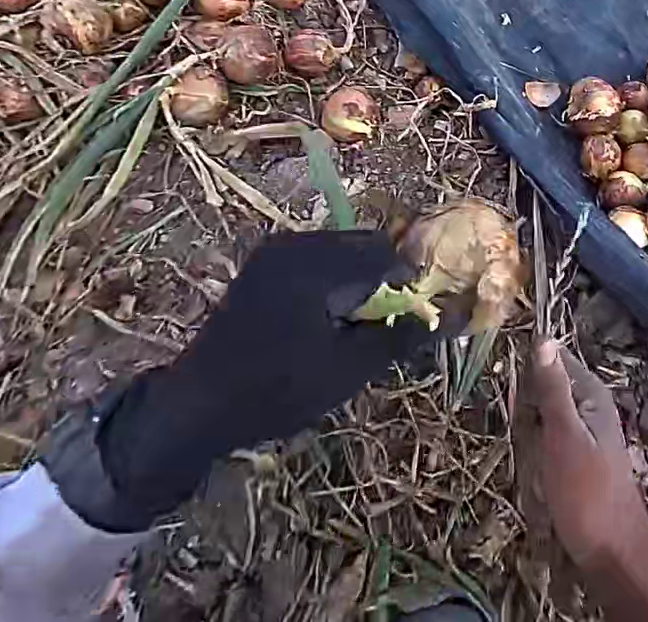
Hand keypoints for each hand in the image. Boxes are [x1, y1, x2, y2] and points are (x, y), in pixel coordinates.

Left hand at [48, 230, 446, 530]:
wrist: (196, 406)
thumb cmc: (276, 390)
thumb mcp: (348, 368)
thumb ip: (401, 334)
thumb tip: (451, 315)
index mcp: (315, 263)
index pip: (387, 254)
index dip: (410, 281)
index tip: (416, 312)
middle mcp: (296, 242)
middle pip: (366, 245)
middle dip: (386, 278)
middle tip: (387, 319)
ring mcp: (278, 248)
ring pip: (345, 249)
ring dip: (363, 277)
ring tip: (358, 320)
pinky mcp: (268, 259)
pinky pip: (321, 257)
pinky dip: (338, 278)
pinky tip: (331, 313)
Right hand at [523, 341, 647, 621]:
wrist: (613, 556)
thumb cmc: (587, 493)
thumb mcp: (563, 435)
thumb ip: (552, 388)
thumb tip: (543, 338)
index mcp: (591, 392)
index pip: (552, 359)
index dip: (529, 377)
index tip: (518, 403)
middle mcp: (589, 405)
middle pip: (542, 391)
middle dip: (528, 416)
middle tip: (531, 445)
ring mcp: (583, 433)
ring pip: (539, 421)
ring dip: (530, 444)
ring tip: (538, 471)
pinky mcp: (576, 458)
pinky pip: (545, 446)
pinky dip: (538, 461)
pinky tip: (541, 483)